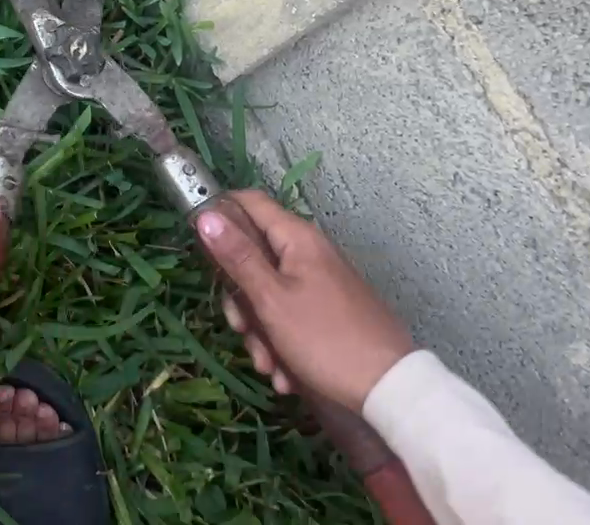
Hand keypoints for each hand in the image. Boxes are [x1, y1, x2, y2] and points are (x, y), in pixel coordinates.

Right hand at [196, 189, 415, 410]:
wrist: (390, 389)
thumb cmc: (325, 339)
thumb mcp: (271, 299)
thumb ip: (237, 256)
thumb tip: (206, 215)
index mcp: (296, 237)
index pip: (249, 201)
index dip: (220, 213)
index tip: (199, 243)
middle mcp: (308, 252)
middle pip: (254, 256)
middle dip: (240, 297)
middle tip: (240, 328)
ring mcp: (319, 282)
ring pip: (268, 293)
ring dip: (260, 330)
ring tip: (268, 365)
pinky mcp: (327, 311)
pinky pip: (290, 315)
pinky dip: (281, 342)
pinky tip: (285, 374)